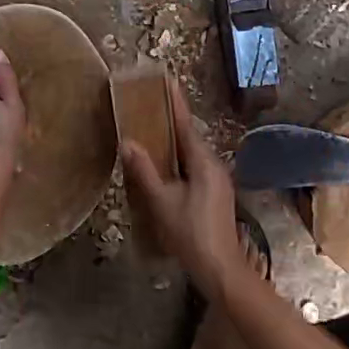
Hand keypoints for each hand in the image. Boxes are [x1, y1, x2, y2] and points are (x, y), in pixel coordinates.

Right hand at [119, 78, 249, 297]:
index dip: (175, 102)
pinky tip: (159, 162)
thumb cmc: (191, 233)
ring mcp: (215, 181)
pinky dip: (174, 157)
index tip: (166, 79)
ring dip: (170, 139)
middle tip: (148, 102)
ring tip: (148, 127)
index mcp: (204, 162)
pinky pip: (190, 165)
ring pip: (189, 152)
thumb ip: (144, 171)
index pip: (185, 124)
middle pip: (188, 136)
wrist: (220, 269)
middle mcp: (213, 166)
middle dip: (169, 119)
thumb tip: (128, 142)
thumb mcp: (162, 201)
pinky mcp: (211, 194)